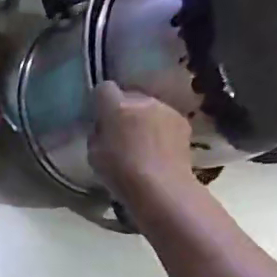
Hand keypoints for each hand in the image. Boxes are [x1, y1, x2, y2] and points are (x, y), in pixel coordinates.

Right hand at [89, 80, 197, 201]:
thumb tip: (103, 127)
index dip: (100, 101)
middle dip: (123, 110)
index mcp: (117, 107)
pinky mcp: (183, 121)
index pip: (104, 88)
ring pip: (148, 107)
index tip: (100, 118)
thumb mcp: (94, 155)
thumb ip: (97, 134)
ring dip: (143, 119)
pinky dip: (159, 129)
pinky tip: (158, 149)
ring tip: (142, 144)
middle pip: (129, 96)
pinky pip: (164, 119)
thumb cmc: (120, 174)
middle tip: (120, 134)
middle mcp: (143, 101)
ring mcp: (166, 109)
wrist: (161, 188)